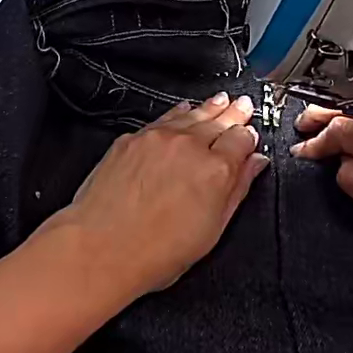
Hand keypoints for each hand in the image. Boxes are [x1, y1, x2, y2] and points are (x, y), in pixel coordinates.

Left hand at [48, 92, 269, 294]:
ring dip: (211, 107)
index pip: (242, 139)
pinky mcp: (134, 137)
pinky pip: (164, 117)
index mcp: (216, 169)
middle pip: (220, 120)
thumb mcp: (211, 231)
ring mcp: (160, 138)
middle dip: (235, 113)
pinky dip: (179, 112)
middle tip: (243, 106)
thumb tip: (254, 165)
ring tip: (222, 100)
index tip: (250, 137)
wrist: (98, 249)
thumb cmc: (152, 252)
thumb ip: (237, 190)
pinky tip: (185, 109)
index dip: (249, 137)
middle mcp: (190, 145)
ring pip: (193, 114)